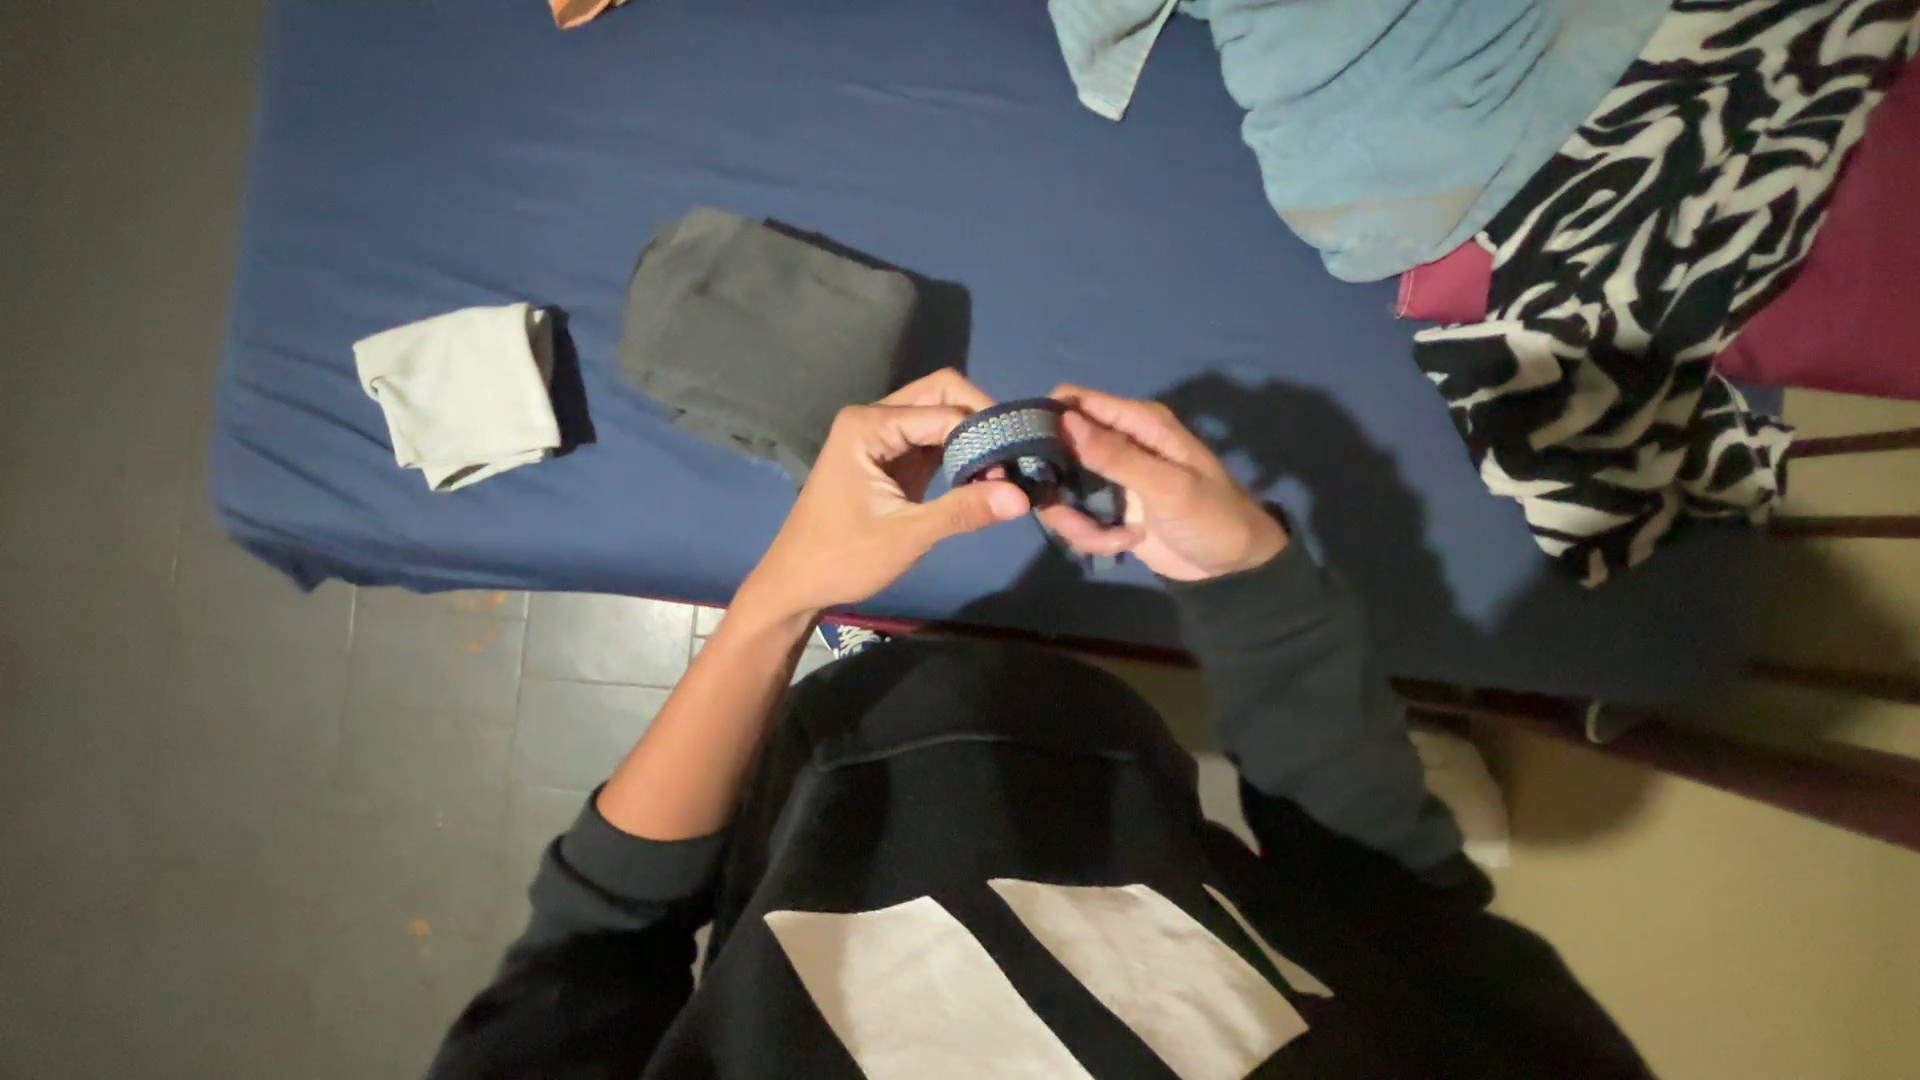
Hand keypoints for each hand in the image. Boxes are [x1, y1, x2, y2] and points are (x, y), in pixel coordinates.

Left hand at [734, 369, 1030, 621]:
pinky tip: (984, 476)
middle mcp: (874, 418)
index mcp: (869, 425)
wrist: (797, 583)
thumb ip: (963, 510)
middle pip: (942, 394)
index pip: (944, 409)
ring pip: (940, 414)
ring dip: (973, 435)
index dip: (984, 432)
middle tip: (1015, 456)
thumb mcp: (907, 536)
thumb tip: (1022, 498)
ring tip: (1006, 467)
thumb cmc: (842, 558)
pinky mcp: (890, 458)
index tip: (1018, 465)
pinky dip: (960, 452)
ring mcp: (882, 436)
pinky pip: (933, 439)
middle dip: (981, 420)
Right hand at [1036, 384, 1285, 581]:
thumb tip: (1064, 421)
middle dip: (1055, 482)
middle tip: (1065, 510)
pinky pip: (1077, 518)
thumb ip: (1115, 455)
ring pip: (1062, 490)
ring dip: (1076, 520)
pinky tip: (1125, 543)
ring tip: (1113, 537)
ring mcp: (1110, 480)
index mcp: (1137, 423)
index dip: (1048, 420)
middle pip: (1059, 449)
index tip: (1030, 453)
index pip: (1076, 402)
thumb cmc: (1210, 516)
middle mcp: (1119, 444)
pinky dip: (1092, 536)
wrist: (1232, 566)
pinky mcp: (1107, 510)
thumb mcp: (1165, 486)